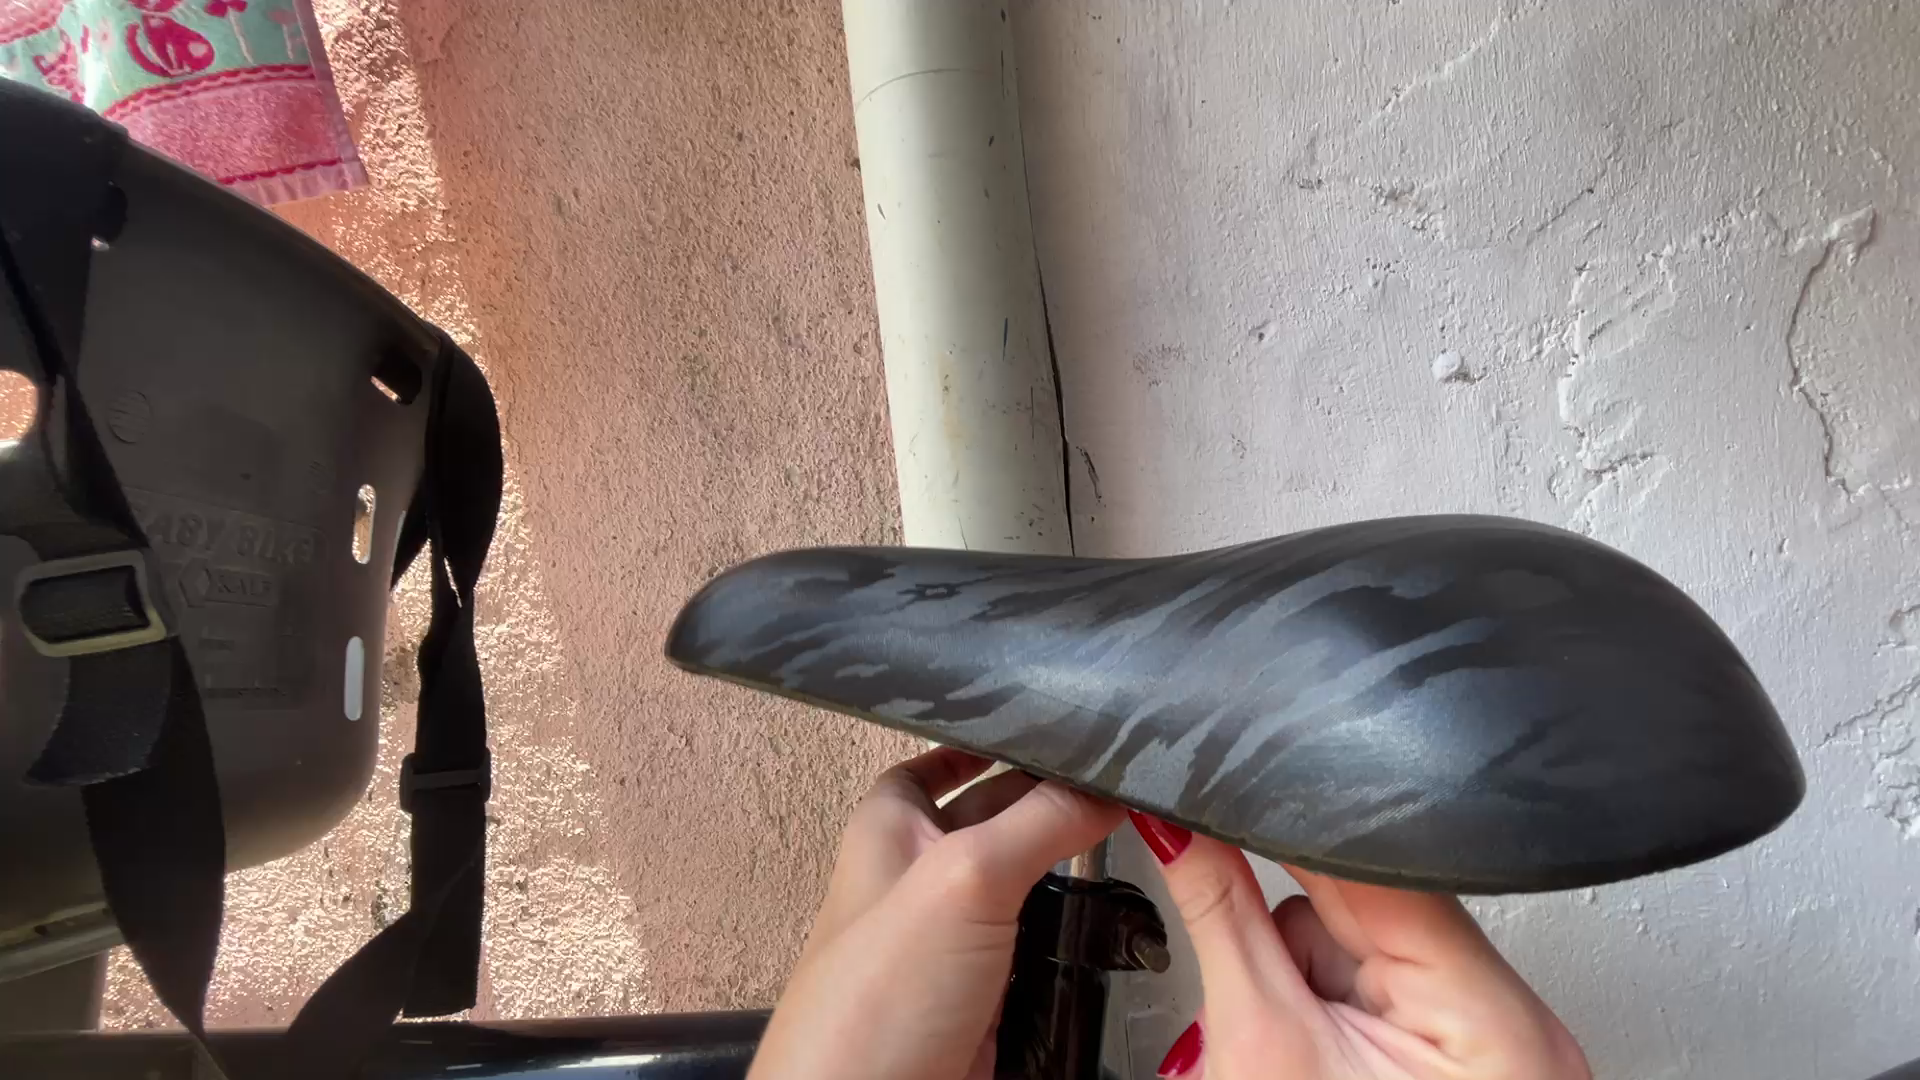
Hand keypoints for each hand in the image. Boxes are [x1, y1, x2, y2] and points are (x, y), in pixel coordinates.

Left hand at [750, 746, 1125, 1079]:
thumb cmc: (871, 1003)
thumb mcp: (965, 878)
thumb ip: (1040, 819)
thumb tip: (1108, 780)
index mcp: (894, 818)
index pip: (957, 750)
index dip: (1005, 732)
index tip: (1065, 720)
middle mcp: (923, 861)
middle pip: (1002, 802)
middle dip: (1052, 787)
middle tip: (1119, 771)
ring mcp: (956, 922)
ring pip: (1027, 863)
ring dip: (1069, 847)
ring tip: (1130, 817)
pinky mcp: (987, 977)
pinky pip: (1039, 923)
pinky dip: (1073, 907)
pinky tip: (1109, 892)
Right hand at [1131, 815, 1590, 1079]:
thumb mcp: (1260, 1042)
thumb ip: (1218, 909)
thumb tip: (1173, 825)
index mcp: (1493, 1019)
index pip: (1377, 860)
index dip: (1291, 822)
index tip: (1227, 793)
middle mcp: (1508, 1019)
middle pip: (1367, 891)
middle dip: (1294, 920)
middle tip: (1269, 979)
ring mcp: (1481, 1032)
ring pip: (1358, 924)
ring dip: (1302, 956)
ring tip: (1290, 1028)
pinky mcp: (1448, 1042)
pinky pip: (1368, 963)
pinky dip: (1320, 983)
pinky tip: (1309, 1033)